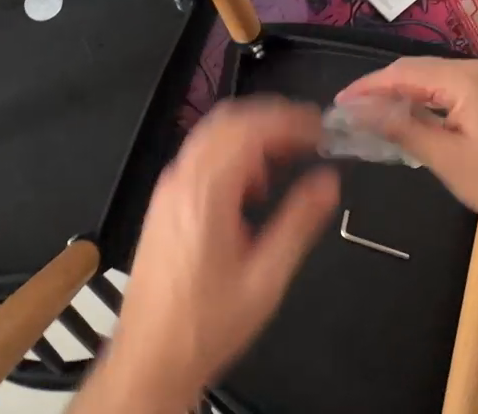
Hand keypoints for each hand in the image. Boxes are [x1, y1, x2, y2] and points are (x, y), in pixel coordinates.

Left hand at [98, 98, 339, 407]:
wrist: (151, 357)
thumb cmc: (201, 326)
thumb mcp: (265, 278)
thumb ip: (299, 222)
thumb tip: (327, 183)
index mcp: (205, 192)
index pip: (250, 127)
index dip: (290, 120)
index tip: (319, 127)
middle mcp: (180, 181)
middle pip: (229, 121)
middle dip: (273, 120)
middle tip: (308, 136)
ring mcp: (168, 189)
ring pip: (213, 135)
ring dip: (253, 137)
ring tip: (287, 160)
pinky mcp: (165, 202)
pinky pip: (201, 156)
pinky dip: (234, 155)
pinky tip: (254, 187)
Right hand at [337, 58, 477, 230]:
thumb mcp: (445, 158)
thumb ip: (402, 129)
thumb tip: (362, 110)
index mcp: (463, 79)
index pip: (402, 73)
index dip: (368, 86)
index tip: (340, 102)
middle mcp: (473, 70)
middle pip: (415, 71)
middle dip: (380, 89)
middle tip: (349, 109)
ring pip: (429, 79)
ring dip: (400, 94)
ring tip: (369, 114)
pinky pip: (445, 88)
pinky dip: (421, 101)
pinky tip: (404, 117)